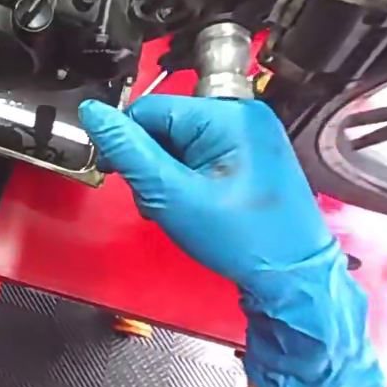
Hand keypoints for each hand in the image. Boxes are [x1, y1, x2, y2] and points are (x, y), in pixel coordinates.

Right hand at [80, 97, 385, 386]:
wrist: (292, 277)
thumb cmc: (246, 240)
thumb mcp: (172, 195)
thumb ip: (128, 152)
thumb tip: (94, 115)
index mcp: (227, 115)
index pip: (148, 109)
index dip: (124, 142)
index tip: (117, 172)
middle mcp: (242, 115)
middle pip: (164, 125)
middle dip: (149, 164)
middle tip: (155, 199)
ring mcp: (249, 135)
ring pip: (179, 142)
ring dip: (166, 174)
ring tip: (177, 206)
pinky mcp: (249, 153)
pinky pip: (200, 153)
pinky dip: (186, 178)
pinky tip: (192, 202)